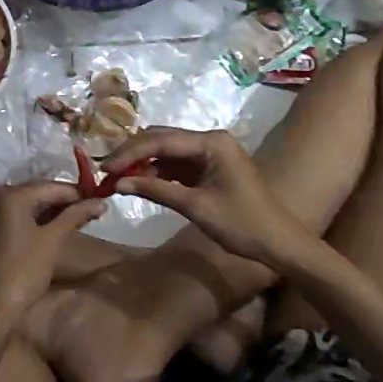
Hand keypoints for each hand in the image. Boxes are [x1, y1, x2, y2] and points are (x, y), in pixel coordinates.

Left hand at [0, 182, 106, 333]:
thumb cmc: (25, 269)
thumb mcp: (53, 239)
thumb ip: (76, 215)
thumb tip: (102, 201)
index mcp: (14, 196)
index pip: (53, 186)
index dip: (78, 193)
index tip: (101, 200)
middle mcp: (3, 199)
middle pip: (42, 193)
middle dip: (68, 201)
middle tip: (94, 210)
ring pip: (34, 205)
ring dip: (57, 211)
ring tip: (83, 219)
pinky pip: (26, 217)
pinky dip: (44, 220)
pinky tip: (62, 227)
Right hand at [106, 128, 318, 269]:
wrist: (278, 242)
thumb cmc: (241, 223)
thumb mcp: (196, 207)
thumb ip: (157, 190)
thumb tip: (118, 184)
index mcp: (211, 142)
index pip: (161, 140)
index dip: (129, 153)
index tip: (104, 168)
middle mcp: (210, 139)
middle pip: (162, 139)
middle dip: (133, 154)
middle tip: (105, 171)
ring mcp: (210, 153)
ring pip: (167, 150)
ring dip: (143, 163)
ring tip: (116, 178)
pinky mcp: (209, 167)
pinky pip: (176, 163)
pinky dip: (157, 172)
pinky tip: (138, 183)